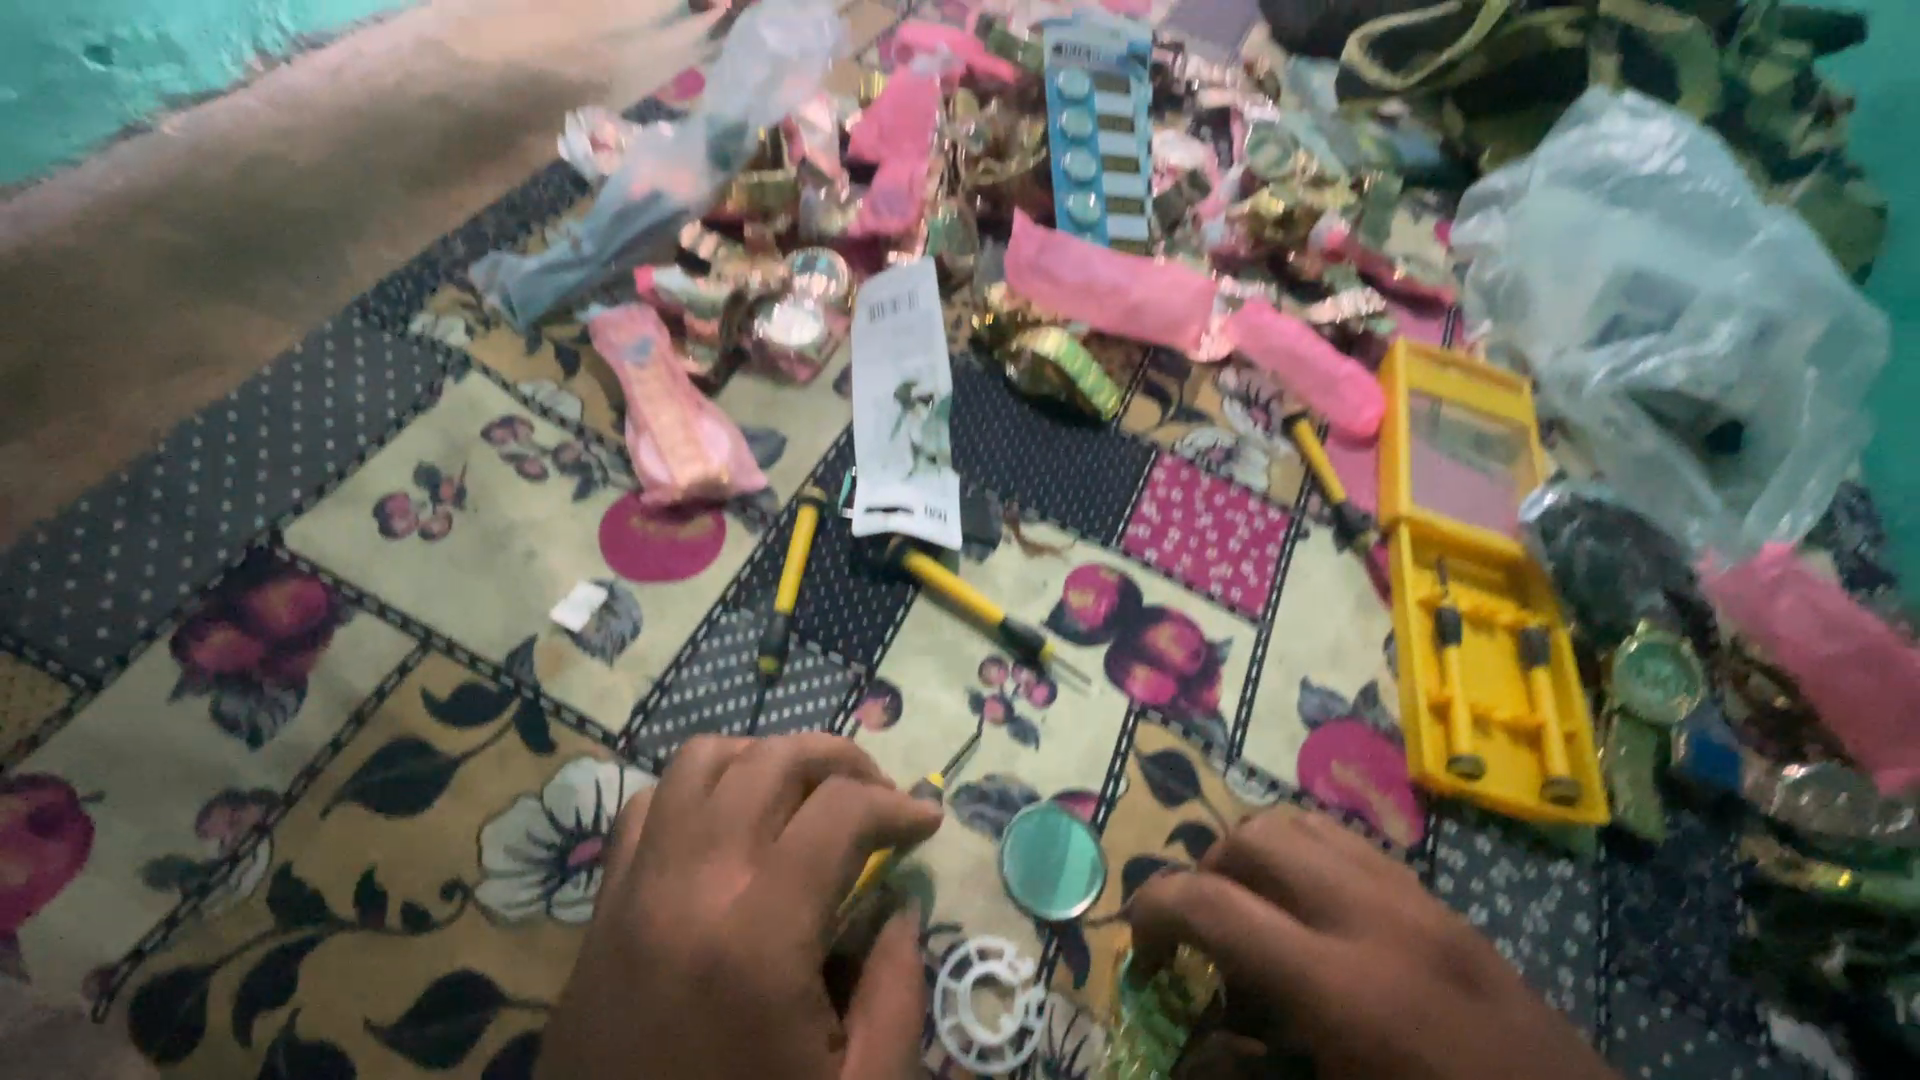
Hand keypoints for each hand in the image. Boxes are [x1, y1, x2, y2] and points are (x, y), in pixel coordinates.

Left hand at [537, 734, 942, 1079]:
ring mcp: (636, 888)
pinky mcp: (603, 905)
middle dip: (842, 760)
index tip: (927, 823)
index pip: (840, 812)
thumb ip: (897, 988)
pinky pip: (650, 803)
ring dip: (766, 759)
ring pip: (703, 760)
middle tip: (877, 796)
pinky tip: (731, 825)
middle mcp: (691, 887)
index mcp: (758, 938)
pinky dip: (701, 789)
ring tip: (804, 794)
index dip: (898, 805)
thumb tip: (897, 904)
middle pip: (772, 761)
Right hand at [1130, 806, 1617, 1079]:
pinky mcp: (1443, 903)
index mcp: (1344, 990)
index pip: (1213, 906)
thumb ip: (1248, 1075)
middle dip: (1205, 875)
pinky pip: (1349, 843)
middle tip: (1202, 937)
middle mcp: (1374, 920)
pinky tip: (1312, 917)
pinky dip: (1305, 858)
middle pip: (1252, 841)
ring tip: (1253, 915)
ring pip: (1300, 824)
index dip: (1154, 912)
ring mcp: (1416, 901)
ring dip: (1253, 858)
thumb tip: (1187, 1052)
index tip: (1141, 948)